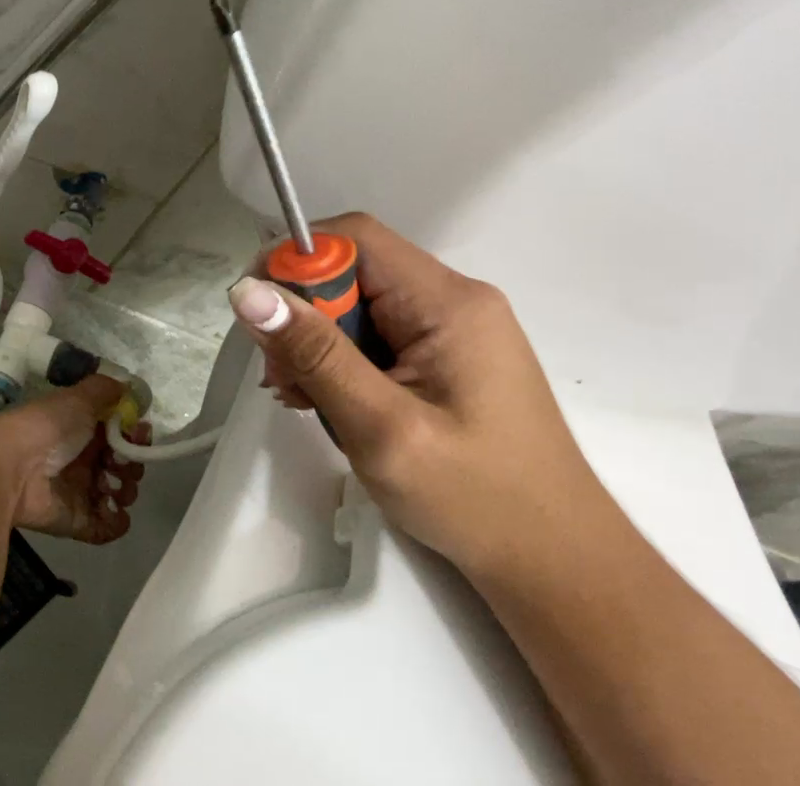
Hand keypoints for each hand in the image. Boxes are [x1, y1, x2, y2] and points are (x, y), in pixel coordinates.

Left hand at [0, 376, 147, 544]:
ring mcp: (77, 492)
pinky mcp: (76, 520)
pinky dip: (116, 522)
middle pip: (119, 465)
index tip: (139, 433)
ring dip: (127, 491)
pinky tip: (114, 509)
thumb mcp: (77, 398)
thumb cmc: (47, 428)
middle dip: (133, 464)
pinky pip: (105, 527)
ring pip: (116, 495)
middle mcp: (79, 461)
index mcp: (77, 430)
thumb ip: (104, 390)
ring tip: (119, 488)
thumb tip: (128, 387)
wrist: (12, 467)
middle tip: (126, 465)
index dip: (132, 434)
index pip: (115, 434)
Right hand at [225, 213, 612, 579]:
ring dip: (313, 346)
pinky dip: (336, 364)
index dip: (293, 260)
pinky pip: (371, 338)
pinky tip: (326, 405)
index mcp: (448, 304)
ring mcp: (451, 332)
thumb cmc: (473, 496)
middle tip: (281, 377)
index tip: (257, 315)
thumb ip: (314, 354)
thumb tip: (246, 291)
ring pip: (354, 308)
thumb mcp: (380, 426)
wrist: (553, 561)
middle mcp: (453, 302)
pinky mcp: (443, 360)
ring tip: (301, 399)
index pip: (353, 238)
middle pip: (350, 273)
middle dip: (299, 316)